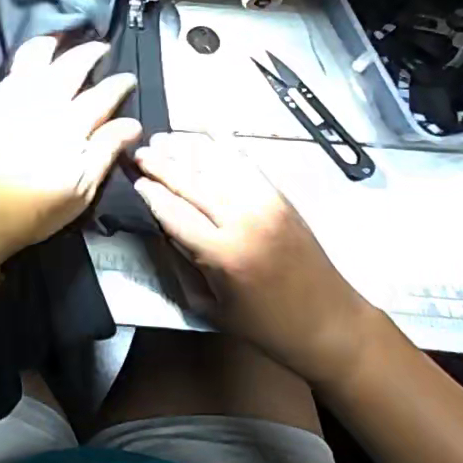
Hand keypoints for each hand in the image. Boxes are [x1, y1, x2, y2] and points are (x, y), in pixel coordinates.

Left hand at [0, 0, 139, 260]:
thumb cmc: (30, 211)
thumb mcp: (80, 190)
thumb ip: (106, 151)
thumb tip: (134, 122)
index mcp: (73, 123)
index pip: (104, 95)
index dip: (120, 84)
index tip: (128, 79)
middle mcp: (45, 98)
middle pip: (74, 66)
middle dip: (91, 53)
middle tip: (100, 48)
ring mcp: (10, 92)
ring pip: (35, 54)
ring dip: (51, 40)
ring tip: (60, 33)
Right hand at [133, 133, 379, 384]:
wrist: (327, 321)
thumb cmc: (265, 326)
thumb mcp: (212, 308)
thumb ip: (183, 267)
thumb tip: (163, 230)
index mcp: (221, 254)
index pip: (175, 213)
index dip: (152, 195)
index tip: (135, 180)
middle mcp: (242, 220)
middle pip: (192, 183)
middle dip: (163, 166)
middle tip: (140, 153)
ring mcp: (264, 203)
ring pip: (218, 167)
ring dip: (189, 150)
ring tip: (165, 140)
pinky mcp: (280, 196)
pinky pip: (247, 165)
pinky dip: (225, 148)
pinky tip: (208, 136)